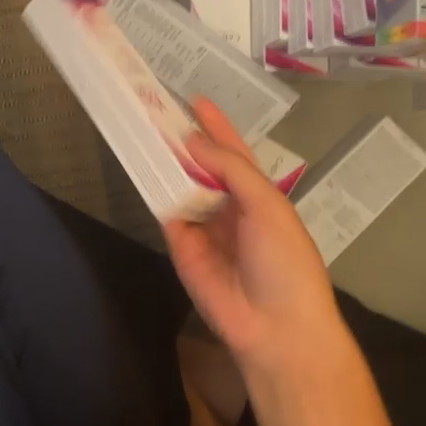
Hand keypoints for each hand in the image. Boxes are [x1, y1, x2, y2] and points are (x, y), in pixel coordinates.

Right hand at [162, 99, 345, 370]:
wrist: (273, 326)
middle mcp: (228, 206)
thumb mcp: (268, 207)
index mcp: (258, 196)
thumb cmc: (286, 262)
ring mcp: (202, 225)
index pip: (233, 153)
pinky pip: (164, 211)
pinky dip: (153, 190)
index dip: (217, 127)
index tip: (194, 99)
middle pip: (201, 165)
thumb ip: (231, 170)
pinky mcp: (179, 244)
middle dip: (182, 140)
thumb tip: (192, 141)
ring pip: (179, 185)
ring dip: (164, 161)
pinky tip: (139, 166)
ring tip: (141, 130)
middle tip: (155, 110)